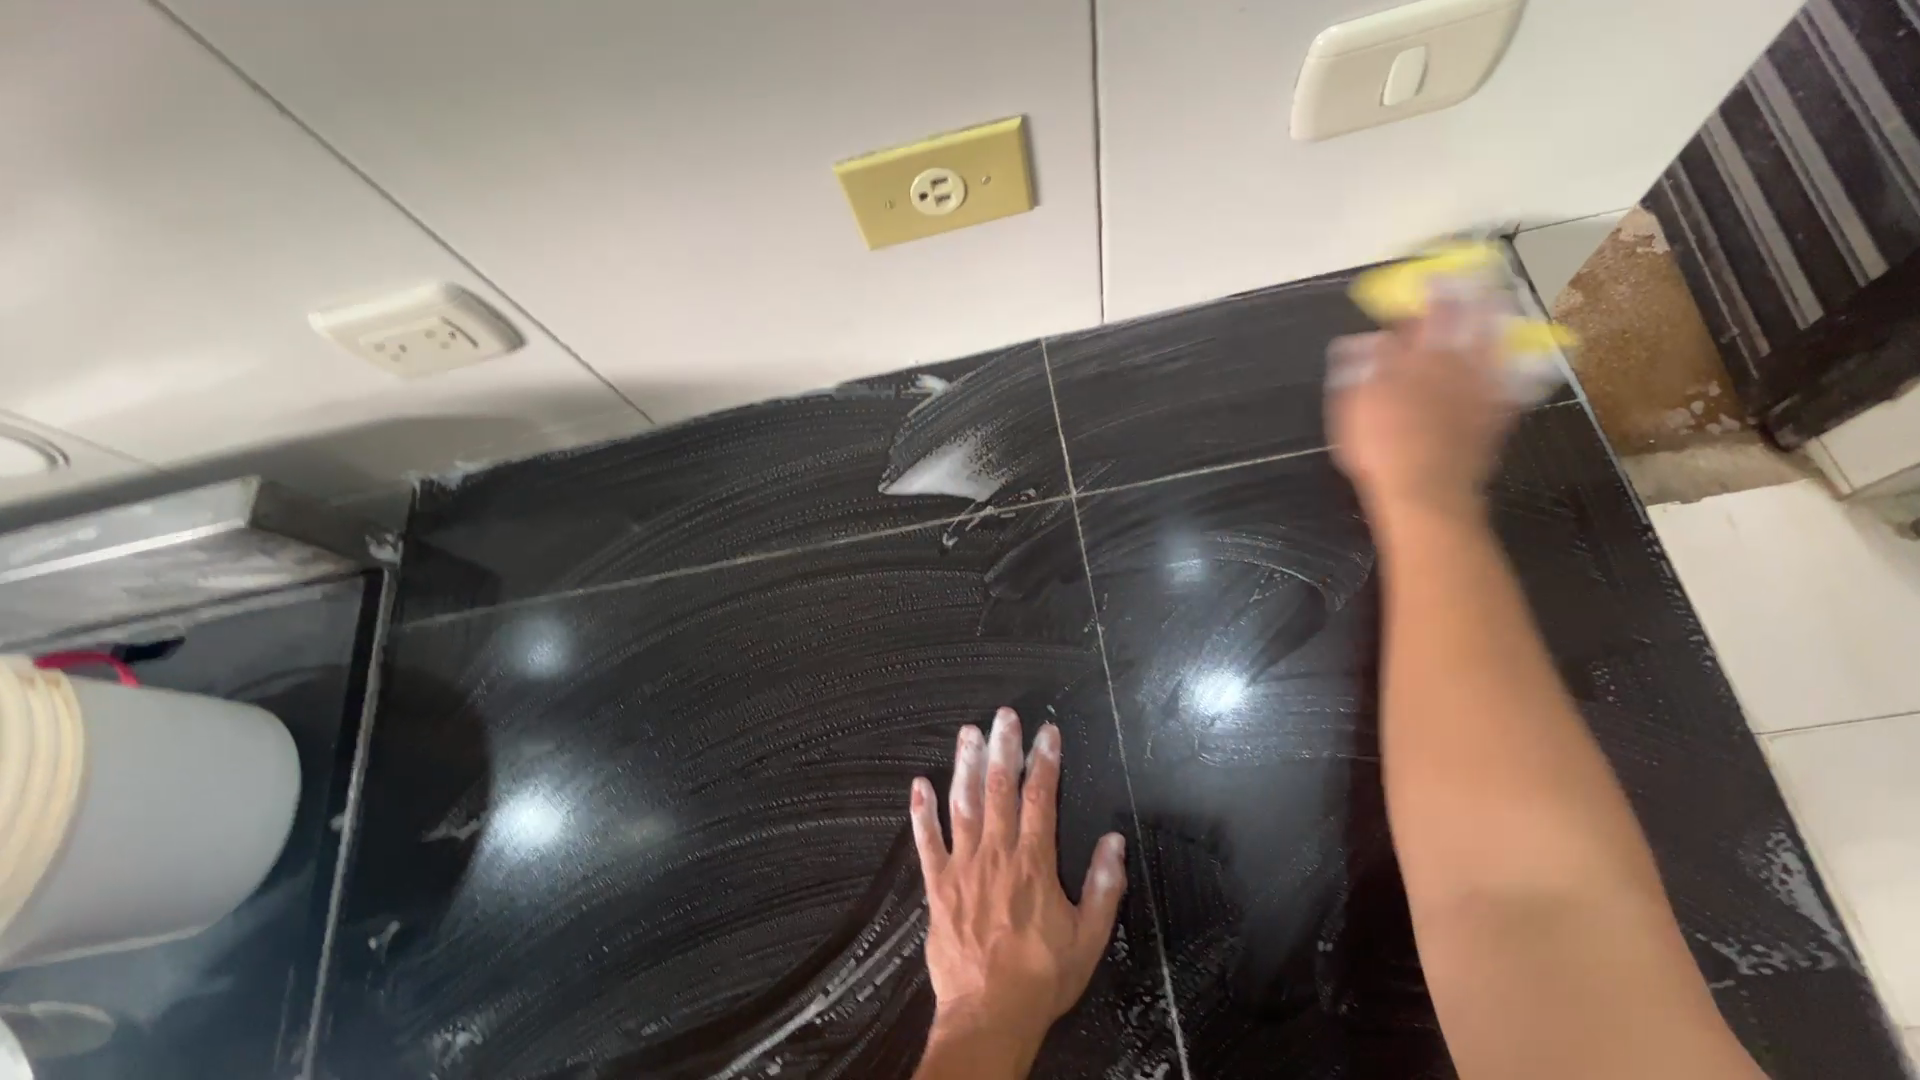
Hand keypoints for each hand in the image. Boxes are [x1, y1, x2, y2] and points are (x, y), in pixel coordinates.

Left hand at [908, 708, 1126, 1076]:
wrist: (989, 1014)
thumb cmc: (1041, 977)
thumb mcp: (1090, 937)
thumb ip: (1104, 886)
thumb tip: (1114, 842)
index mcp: (1034, 863)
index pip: (1041, 798)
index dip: (1045, 761)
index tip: (1047, 732)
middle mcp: (996, 855)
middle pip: (1000, 789)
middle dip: (1004, 748)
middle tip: (1004, 715)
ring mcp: (963, 868)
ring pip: (963, 805)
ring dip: (965, 766)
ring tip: (967, 733)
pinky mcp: (938, 887)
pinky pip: (927, 843)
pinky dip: (921, 814)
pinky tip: (918, 786)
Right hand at [1326, 277, 1518, 522]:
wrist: (1426, 492)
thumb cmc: (1379, 450)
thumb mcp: (1353, 408)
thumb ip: (1359, 368)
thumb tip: (1364, 338)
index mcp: (1413, 362)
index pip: (1423, 316)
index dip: (1430, 292)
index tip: (1433, 272)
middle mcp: (1450, 366)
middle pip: (1465, 322)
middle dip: (1471, 294)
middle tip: (1479, 272)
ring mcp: (1478, 389)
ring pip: (1492, 343)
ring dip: (1498, 318)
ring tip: (1503, 298)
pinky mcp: (1496, 413)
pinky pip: (1514, 382)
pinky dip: (1523, 367)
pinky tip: (1530, 356)